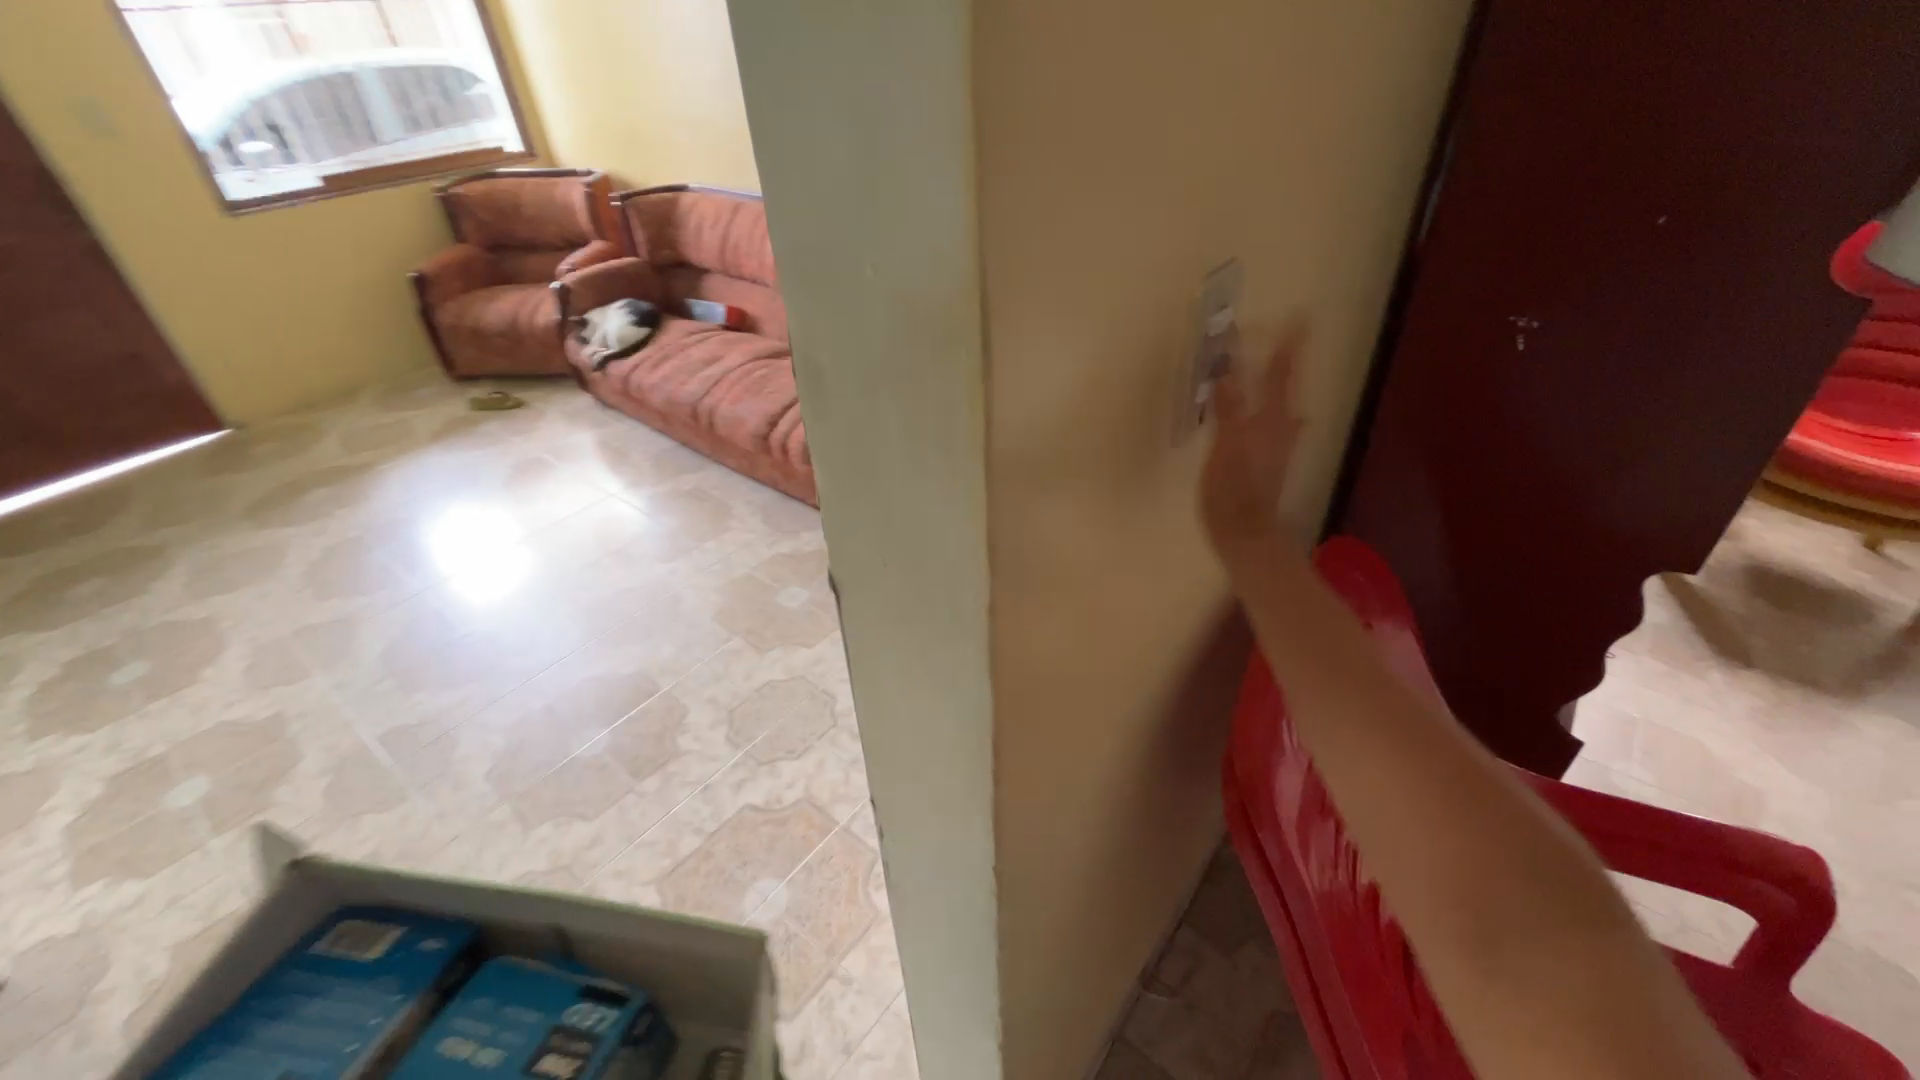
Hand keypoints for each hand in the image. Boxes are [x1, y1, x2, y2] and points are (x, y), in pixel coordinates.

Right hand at [1200, 322, 1305, 569]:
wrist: (1247, 537)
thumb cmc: (1233, 493)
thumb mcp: (1225, 449)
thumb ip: (1228, 410)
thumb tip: (1228, 371)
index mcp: (1268, 421)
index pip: (1278, 376)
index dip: (1287, 348)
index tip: (1299, 317)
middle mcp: (1279, 429)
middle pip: (1284, 388)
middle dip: (1286, 362)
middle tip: (1289, 336)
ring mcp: (1277, 448)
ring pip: (1282, 406)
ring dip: (1280, 385)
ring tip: (1280, 367)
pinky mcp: (1269, 464)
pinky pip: (1275, 426)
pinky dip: (1274, 411)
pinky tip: (1281, 418)